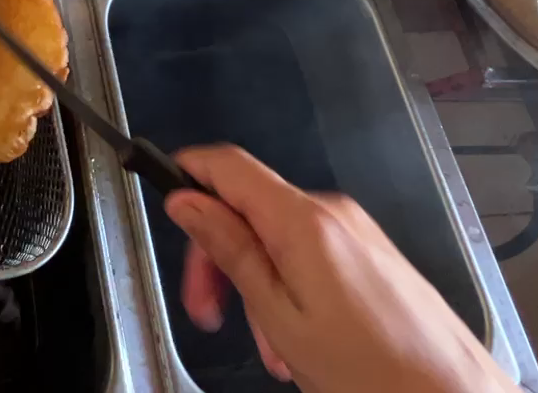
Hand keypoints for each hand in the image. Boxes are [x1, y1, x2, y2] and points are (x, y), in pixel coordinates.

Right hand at [164, 145, 513, 392]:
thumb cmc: (373, 376)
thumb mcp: (282, 318)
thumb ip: (230, 250)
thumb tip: (186, 201)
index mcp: (302, 220)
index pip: (227, 164)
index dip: (187, 170)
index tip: (163, 199)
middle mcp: (330, 211)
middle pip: (248, 205)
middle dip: (218, 251)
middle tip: (207, 311)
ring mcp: (356, 232)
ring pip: (278, 236)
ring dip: (256, 281)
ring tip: (269, 347)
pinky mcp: (374, 255)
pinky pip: (311, 253)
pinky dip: (289, 285)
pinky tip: (298, 339)